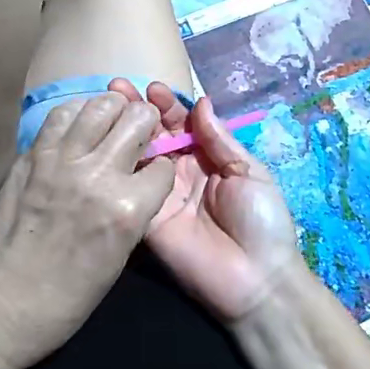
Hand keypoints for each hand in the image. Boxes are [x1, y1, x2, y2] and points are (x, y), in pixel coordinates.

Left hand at [0, 92, 173, 368]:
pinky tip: (79, 125)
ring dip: (113, 110)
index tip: (151, 171)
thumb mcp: (122, 253)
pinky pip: (62, 115)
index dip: (160, 168)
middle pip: (138, 119)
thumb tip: (141, 171)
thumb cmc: (71, 292)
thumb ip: (136, 206)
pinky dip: (77, 113)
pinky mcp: (33, 154)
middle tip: (138, 134)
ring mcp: (62, 159)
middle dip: (145, 124)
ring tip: (110, 121)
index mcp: (128, 208)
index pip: (163, 166)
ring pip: (101, 105)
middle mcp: (98, 174)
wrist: (7, 298)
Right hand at [111, 81, 305, 323]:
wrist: (258, 280)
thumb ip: (221, 141)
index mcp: (206, 159)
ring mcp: (159, 194)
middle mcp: (179, 172)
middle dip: (138, 110)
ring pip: (138, 156)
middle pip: (155, 135)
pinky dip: (118, 166)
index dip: (167, 105)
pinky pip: (130, 188)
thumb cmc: (263, 221)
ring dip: (123, 130)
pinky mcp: (145, 217)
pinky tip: (106, 144)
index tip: (152, 88)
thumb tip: (201, 102)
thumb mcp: (249, 173)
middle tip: (118, 88)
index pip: (181, 124)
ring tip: (108, 106)